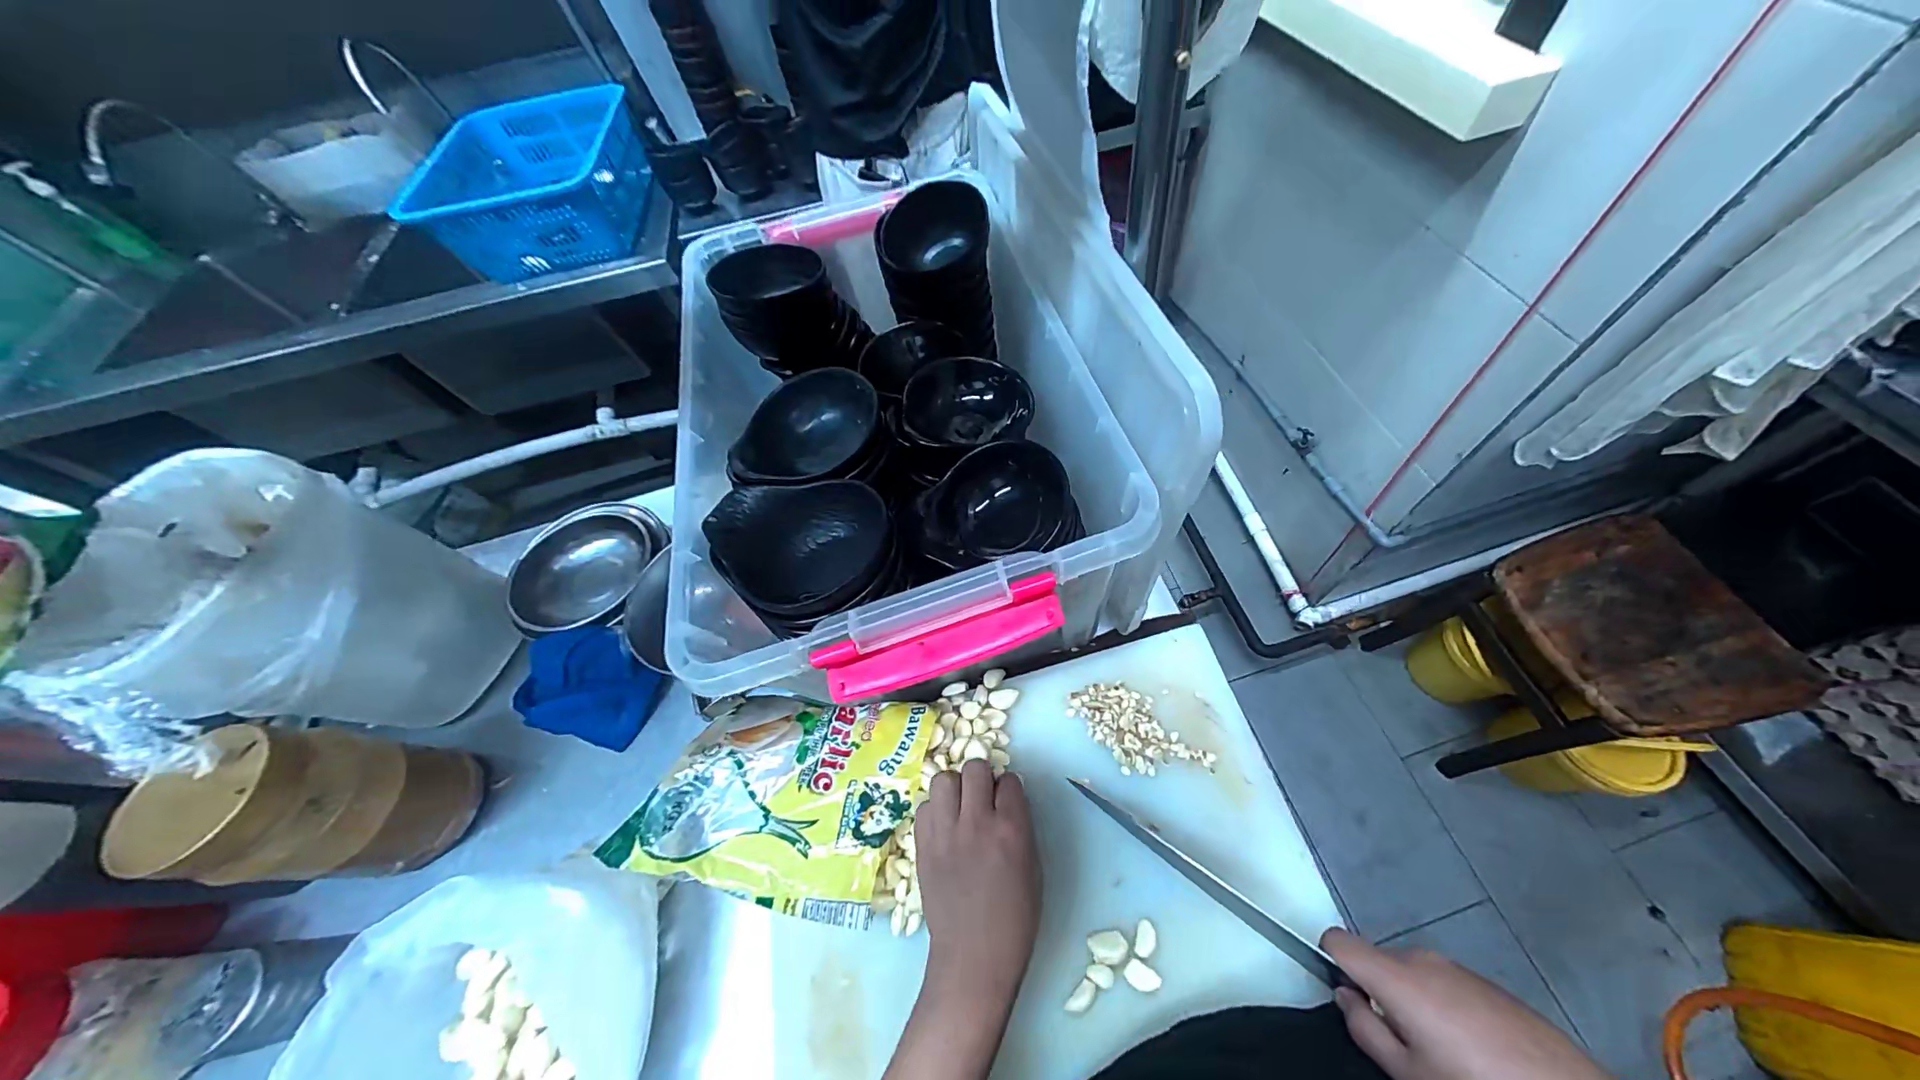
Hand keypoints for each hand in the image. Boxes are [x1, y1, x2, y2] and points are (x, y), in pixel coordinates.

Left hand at [883, 761, 1040, 1079]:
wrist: (974, 955)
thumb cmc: (1014, 918)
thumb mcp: (1032, 867)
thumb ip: (1020, 827)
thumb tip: (1007, 801)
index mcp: (1012, 829)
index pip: (1010, 780)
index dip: (1009, 788)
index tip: (1006, 800)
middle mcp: (978, 822)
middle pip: (975, 769)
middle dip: (982, 778)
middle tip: (982, 798)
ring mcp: (946, 832)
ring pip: (944, 779)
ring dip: (955, 789)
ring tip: (960, 809)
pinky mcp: (922, 845)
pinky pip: (925, 806)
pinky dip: (935, 810)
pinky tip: (944, 828)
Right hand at [1321, 927, 1610, 1079]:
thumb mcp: (1409, 1073)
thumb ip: (1365, 1029)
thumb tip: (1347, 998)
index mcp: (1396, 976)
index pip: (1338, 941)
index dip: (1330, 961)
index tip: (1346, 996)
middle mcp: (1423, 959)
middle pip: (1378, 961)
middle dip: (1379, 992)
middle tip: (1403, 1043)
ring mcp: (1459, 968)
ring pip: (1413, 974)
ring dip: (1414, 1001)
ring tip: (1445, 1052)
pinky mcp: (1489, 984)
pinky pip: (1447, 984)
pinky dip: (1445, 1007)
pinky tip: (1475, 1049)